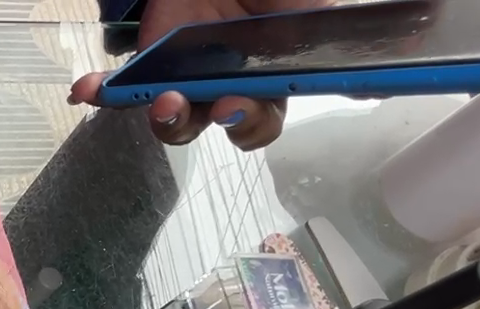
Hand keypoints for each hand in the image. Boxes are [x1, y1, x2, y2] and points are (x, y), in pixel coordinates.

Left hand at [69, 0, 326, 150]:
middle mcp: (217, 91)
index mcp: (261, 83)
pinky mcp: (142, 69)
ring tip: (160, 97)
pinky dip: (99, 89)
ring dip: (160, 114)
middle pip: (203, 125)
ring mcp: (177, 82)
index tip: (242, 109)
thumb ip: (332, 37)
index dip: (249, 126)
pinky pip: (116, 89)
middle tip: (201, 104)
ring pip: (164, 118)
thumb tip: (395, 66)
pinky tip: (84, 89)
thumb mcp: (307, 6)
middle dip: (197, 119)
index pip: (256, 125)